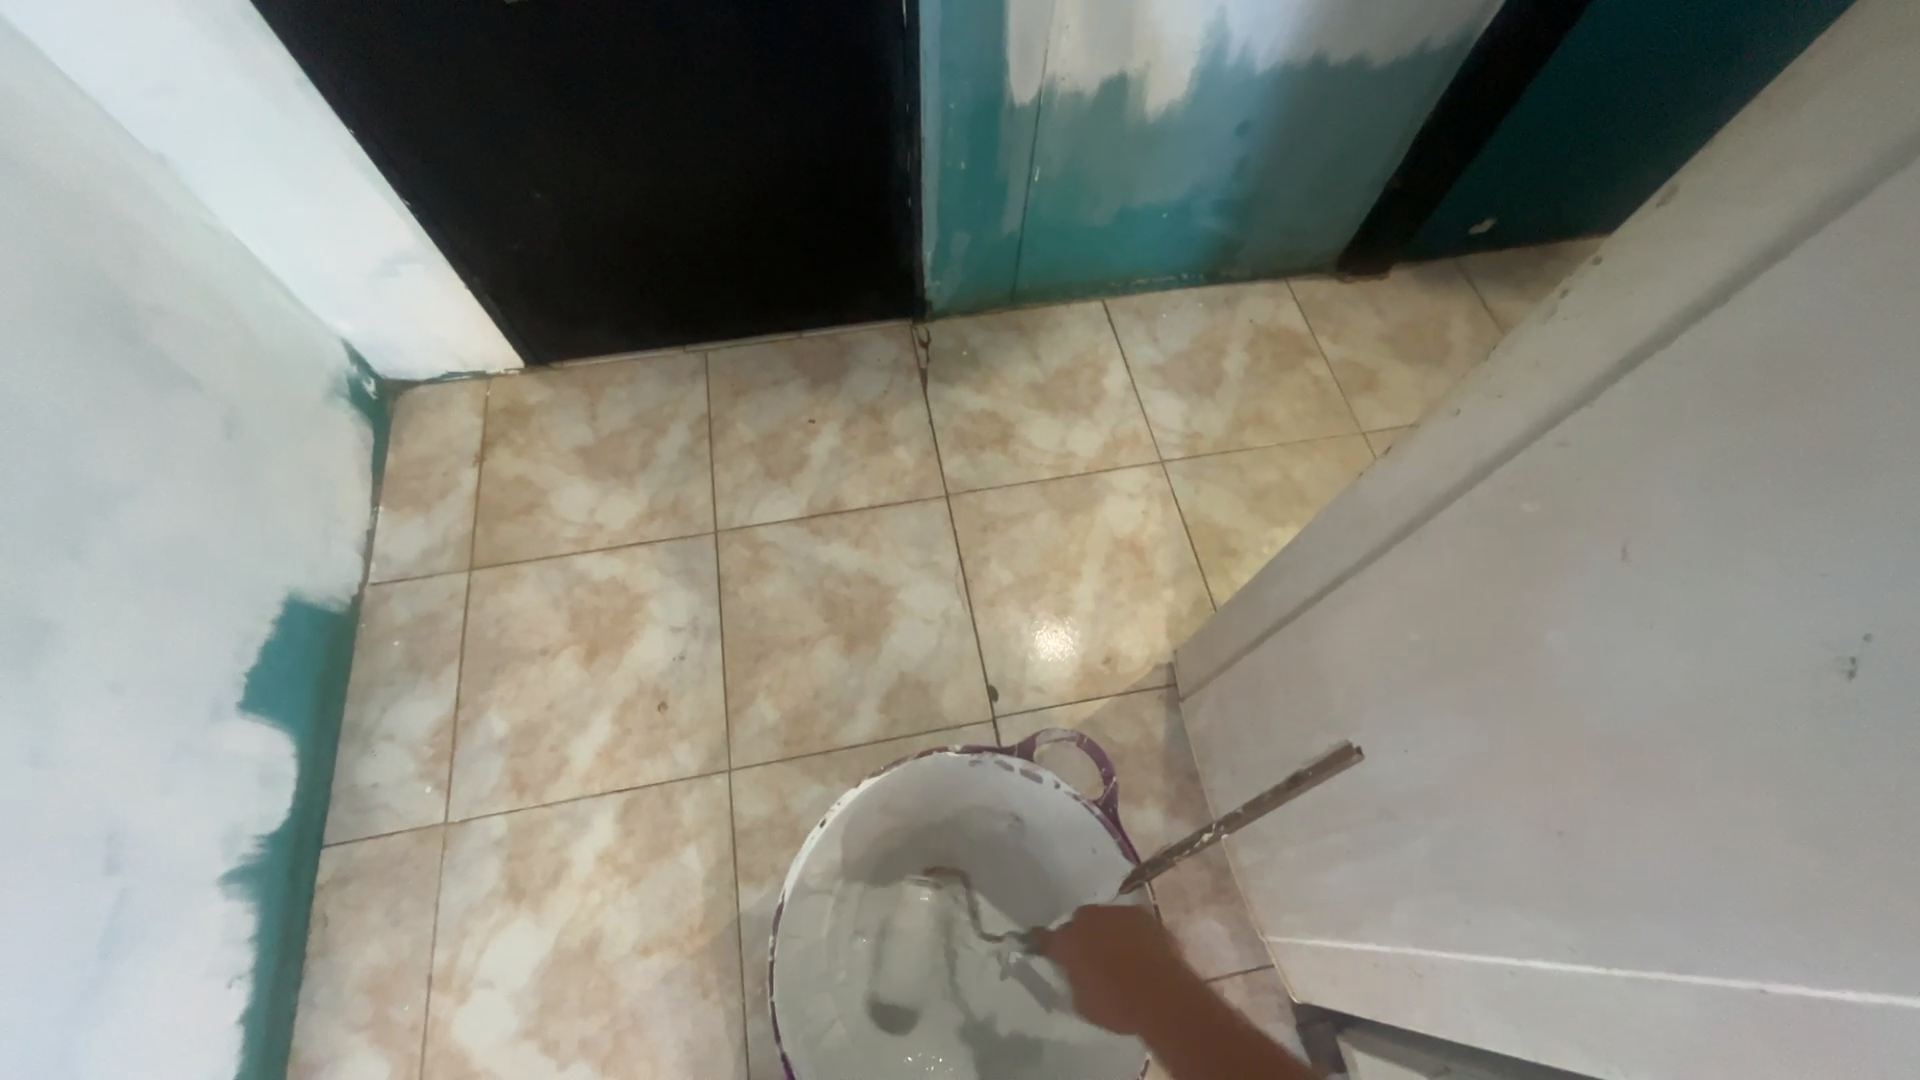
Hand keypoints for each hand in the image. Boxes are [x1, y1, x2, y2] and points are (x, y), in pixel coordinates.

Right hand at [1036, 903, 1202, 1034]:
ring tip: (1120, 954)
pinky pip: (1129, 920)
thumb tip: (1075, 973)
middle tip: (1091, 956)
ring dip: (1108, 931)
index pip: (1044, 937)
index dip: (1041, 941)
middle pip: (1079, 922)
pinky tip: (1141, 950)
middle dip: (1082, 935)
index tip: (1038, 943)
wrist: (1162, 995)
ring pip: (1105, 918)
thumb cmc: (1118, 1006)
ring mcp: (1116, 912)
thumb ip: (1074, 981)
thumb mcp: (1084, 1003)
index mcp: (1067, 942)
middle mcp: (1088, 919)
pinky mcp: (1142, 913)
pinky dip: (1131, 931)